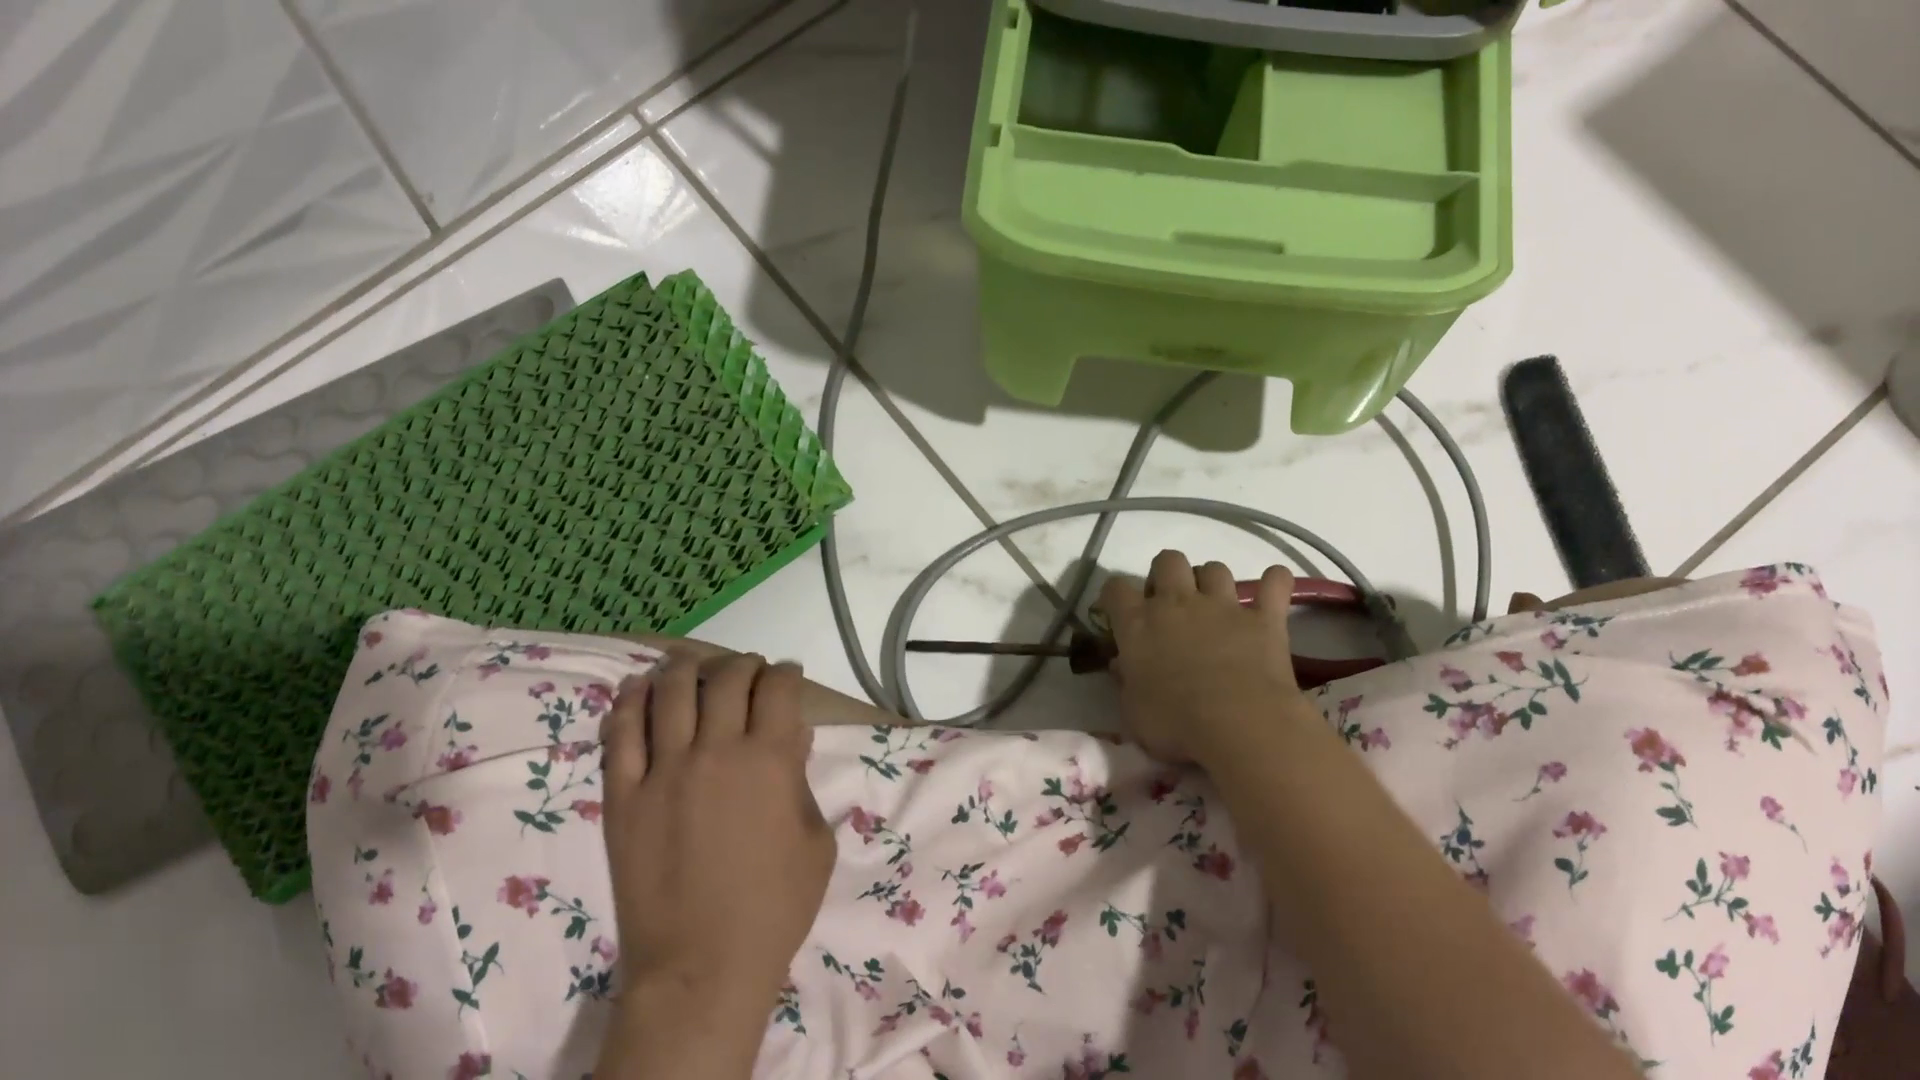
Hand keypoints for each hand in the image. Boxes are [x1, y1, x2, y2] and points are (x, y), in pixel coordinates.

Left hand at [599, 653, 833, 1009]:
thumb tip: (791, 739)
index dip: (785, 673)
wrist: (702, 963)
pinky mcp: (623, 794)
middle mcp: (716, 750)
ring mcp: (663, 769)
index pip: (777, 689)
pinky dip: (629, 702)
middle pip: (726, 679)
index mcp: (770, 761)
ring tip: (690, 664)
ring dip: (684, 668)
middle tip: (746, 669)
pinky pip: (621, 733)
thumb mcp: (815, 843)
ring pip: (670, 693)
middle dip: (742, 664)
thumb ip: (803, 783)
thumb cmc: (774, 907)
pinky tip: (637, 688)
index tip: (786, 674)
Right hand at [1099, 551, 1309, 764]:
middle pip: (1168, 561)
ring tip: (1215, 605)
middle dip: (1167, 574)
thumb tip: (1123, 665)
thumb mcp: (1134, 712)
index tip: (1119, 612)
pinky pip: (1275, 582)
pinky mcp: (1265, 618)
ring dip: (1212, 582)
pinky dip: (1274, 583)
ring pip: (1215, 568)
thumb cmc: (1175, 724)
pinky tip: (1273, 591)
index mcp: (1138, 624)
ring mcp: (1223, 606)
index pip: (1116, 589)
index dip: (1115, 596)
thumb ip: (1127, 681)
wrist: (1238, 724)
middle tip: (1170, 604)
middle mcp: (1178, 603)